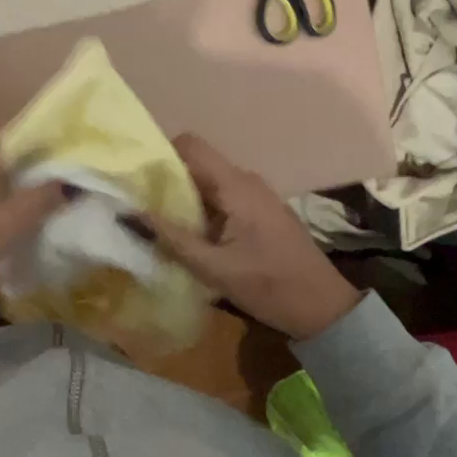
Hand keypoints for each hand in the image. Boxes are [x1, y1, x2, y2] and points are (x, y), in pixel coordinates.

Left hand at [0, 137, 65, 300]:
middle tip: (81, 198)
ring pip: (10, 173)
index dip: (65, 156)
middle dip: (49, 176)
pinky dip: (11, 199)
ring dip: (31, 190)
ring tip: (62, 210)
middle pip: (25, 156)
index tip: (90, 176)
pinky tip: (27, 219)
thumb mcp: (6, 225)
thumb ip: (44, 199)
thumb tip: (77, 180)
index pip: (38, 138)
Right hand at [140, 134, 362, 340]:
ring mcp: (256, 195)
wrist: (326, 311)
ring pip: (208, 181)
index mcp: (235, 185)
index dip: (161, 154)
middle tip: (140, 204)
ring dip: (183, 196)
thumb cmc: (271, 287)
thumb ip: (172, 239)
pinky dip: (201, 208)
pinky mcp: (260, 211)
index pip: (190, 145)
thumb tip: (129, 214)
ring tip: (159, 221)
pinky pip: (222, 196)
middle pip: (197, 162)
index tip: (138, 178)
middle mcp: (246, 180)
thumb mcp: (215, 269)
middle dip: (167, 179)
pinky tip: (190, 235)